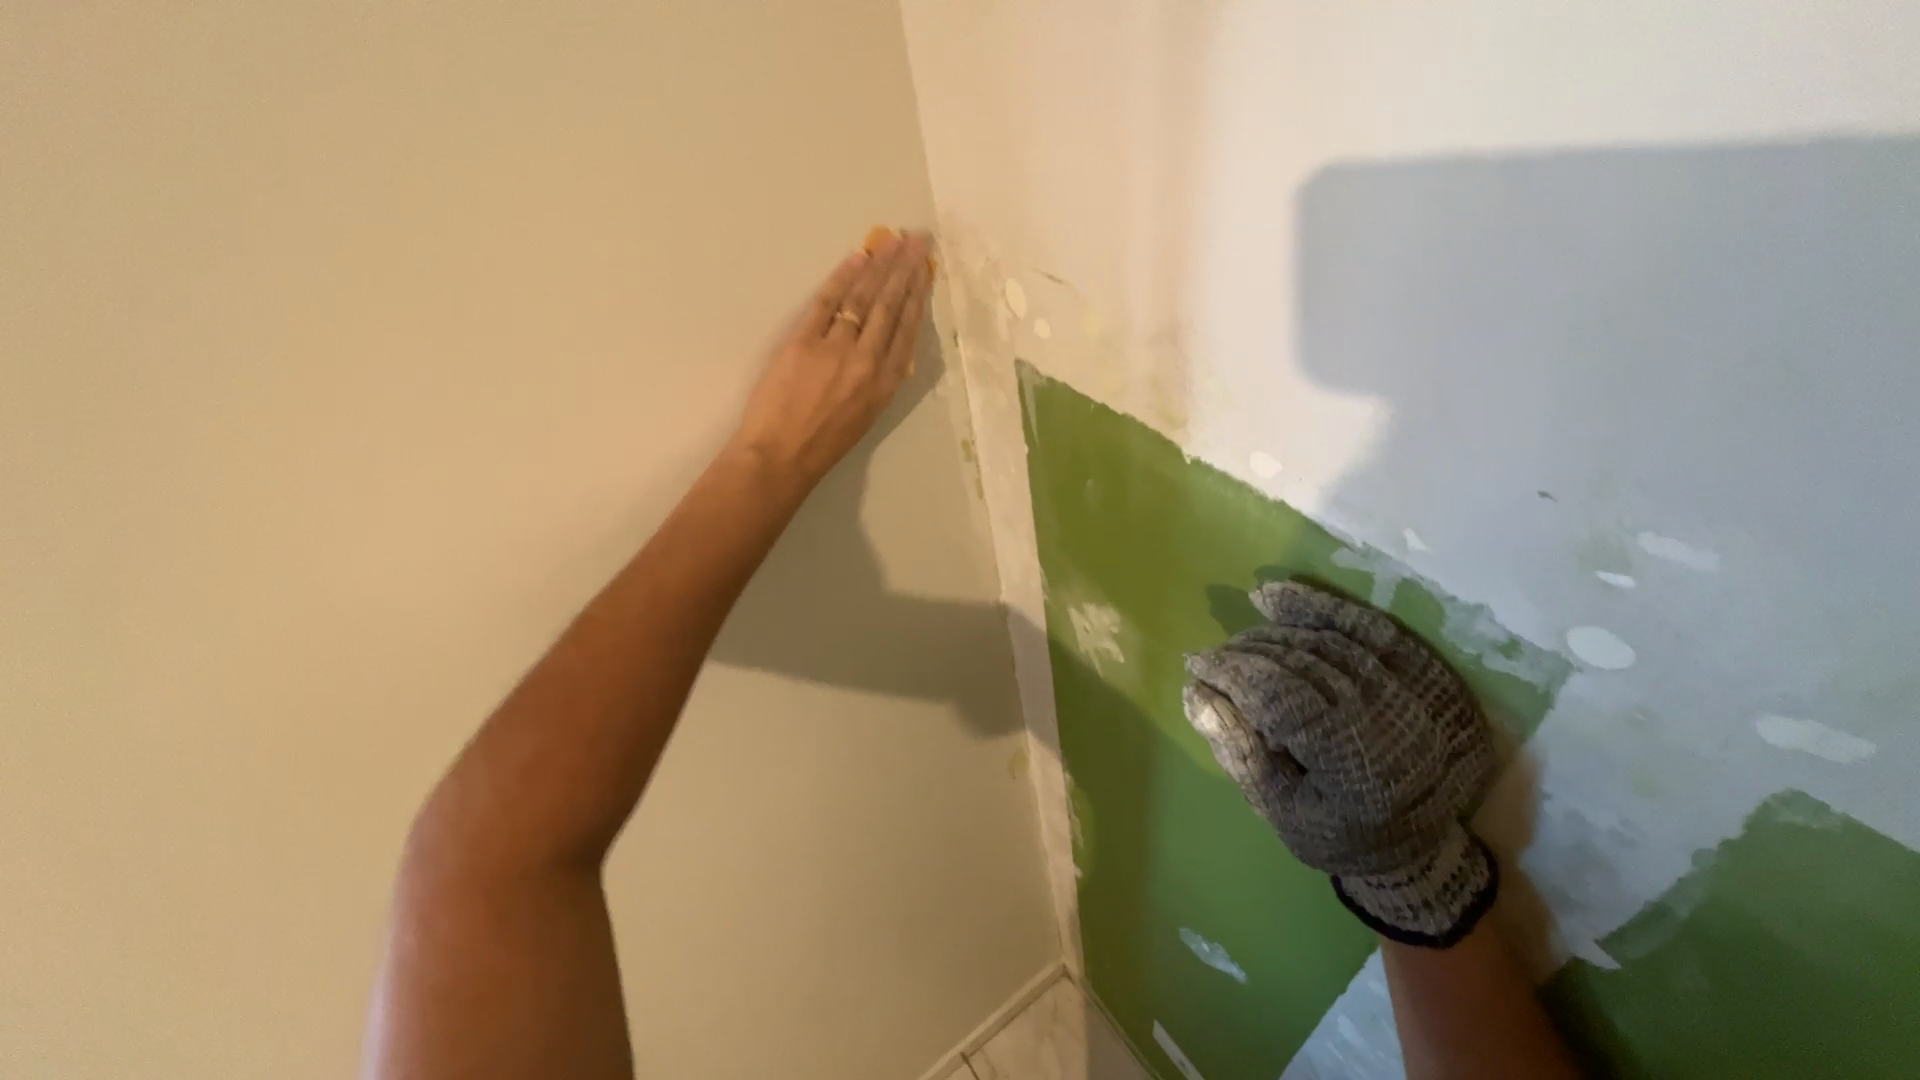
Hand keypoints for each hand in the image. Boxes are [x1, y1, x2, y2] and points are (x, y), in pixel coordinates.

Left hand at [728, 229, 933, 495]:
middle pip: (890, 306)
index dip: (918, 295)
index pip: (907, 330)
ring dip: (880, 266)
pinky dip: (843, 277)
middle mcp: (868, 362)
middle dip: (905, 270)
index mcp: (886, 384)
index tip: (925, 270)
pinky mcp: (804, 342)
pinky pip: (827, 301)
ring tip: (893, 241)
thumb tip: (892, 347)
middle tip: (916, 240)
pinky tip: (858, 258)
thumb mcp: (867, 415)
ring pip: (864, 299)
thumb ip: (880, 379)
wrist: (780, 457)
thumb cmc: (823, 444)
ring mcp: (836, 349)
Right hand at [1183, 581, 1500, 946]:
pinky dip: (1321, 608)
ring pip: (1330, 641)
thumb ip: (1236, 748)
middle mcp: (1393, 723)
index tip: (1196, 665)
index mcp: (1357, 769)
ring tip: (1239, 642)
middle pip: (1305, 664)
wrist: (1418, 846)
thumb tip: (1195, 691)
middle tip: (1213, 658)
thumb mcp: (1276, 807)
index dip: (1234, 675)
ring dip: (1275, 633)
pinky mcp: (1427, 675)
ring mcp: (1417, 695)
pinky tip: (1277, 596)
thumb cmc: (1337, 834)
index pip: (1283, 699)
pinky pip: (1369, 627)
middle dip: (1248, 654)